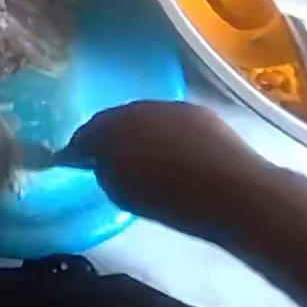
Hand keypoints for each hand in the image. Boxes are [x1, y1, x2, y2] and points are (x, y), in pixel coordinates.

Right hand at [65, 102, 276, 235]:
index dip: (76, 151)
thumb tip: (98, 160)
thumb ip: (103, 170)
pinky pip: (173, 122)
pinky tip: (179, 155)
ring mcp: (167, 106)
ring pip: (145, 118)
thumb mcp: (121, 192)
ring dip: (142, 134)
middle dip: (110, 137)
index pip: (84, 135)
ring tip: (148, 158)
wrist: (233, 191)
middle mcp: (133, 107)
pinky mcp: (198, 111)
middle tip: (111, 160)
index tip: (72, 162)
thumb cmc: (170, 199)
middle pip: (114, 121)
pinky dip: (170, 135)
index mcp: (109, 126)